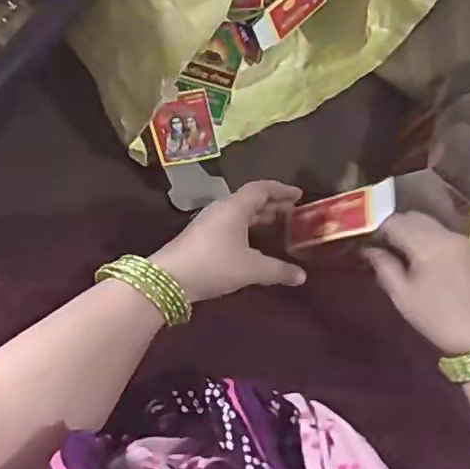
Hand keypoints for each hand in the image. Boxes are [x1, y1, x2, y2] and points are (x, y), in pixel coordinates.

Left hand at [151, 180, 306, 301]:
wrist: (168, 279)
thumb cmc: (213, 266)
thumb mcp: (250, 270)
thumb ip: (278, 271)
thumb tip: (301, 276)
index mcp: (234, 207)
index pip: (261, 189)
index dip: (281, 190)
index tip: (298, 195)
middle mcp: (220, 209)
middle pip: (249, 200)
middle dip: (272, 204)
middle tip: (291, 212)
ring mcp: (207, 222)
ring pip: (237, 213)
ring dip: (257, 217)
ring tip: (274, 226)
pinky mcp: (199, 237)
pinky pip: (228, 224)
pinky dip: (244, 228)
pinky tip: (250, 244)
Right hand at [363, 213, 469, 354]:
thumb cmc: (438, 318)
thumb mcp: (403, 296)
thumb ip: (384, 267)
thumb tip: (369, 250)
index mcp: (429, 244)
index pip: (395, 221)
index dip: (377, 229)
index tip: (368, 245)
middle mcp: (448, 234)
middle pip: (415, 217)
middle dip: (395, 227)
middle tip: (382, 248)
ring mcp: (465, 241)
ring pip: (431, 225)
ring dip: (413, 233)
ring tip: (402, 255)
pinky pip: (445, 236)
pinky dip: (430, 240)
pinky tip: (425, 261)